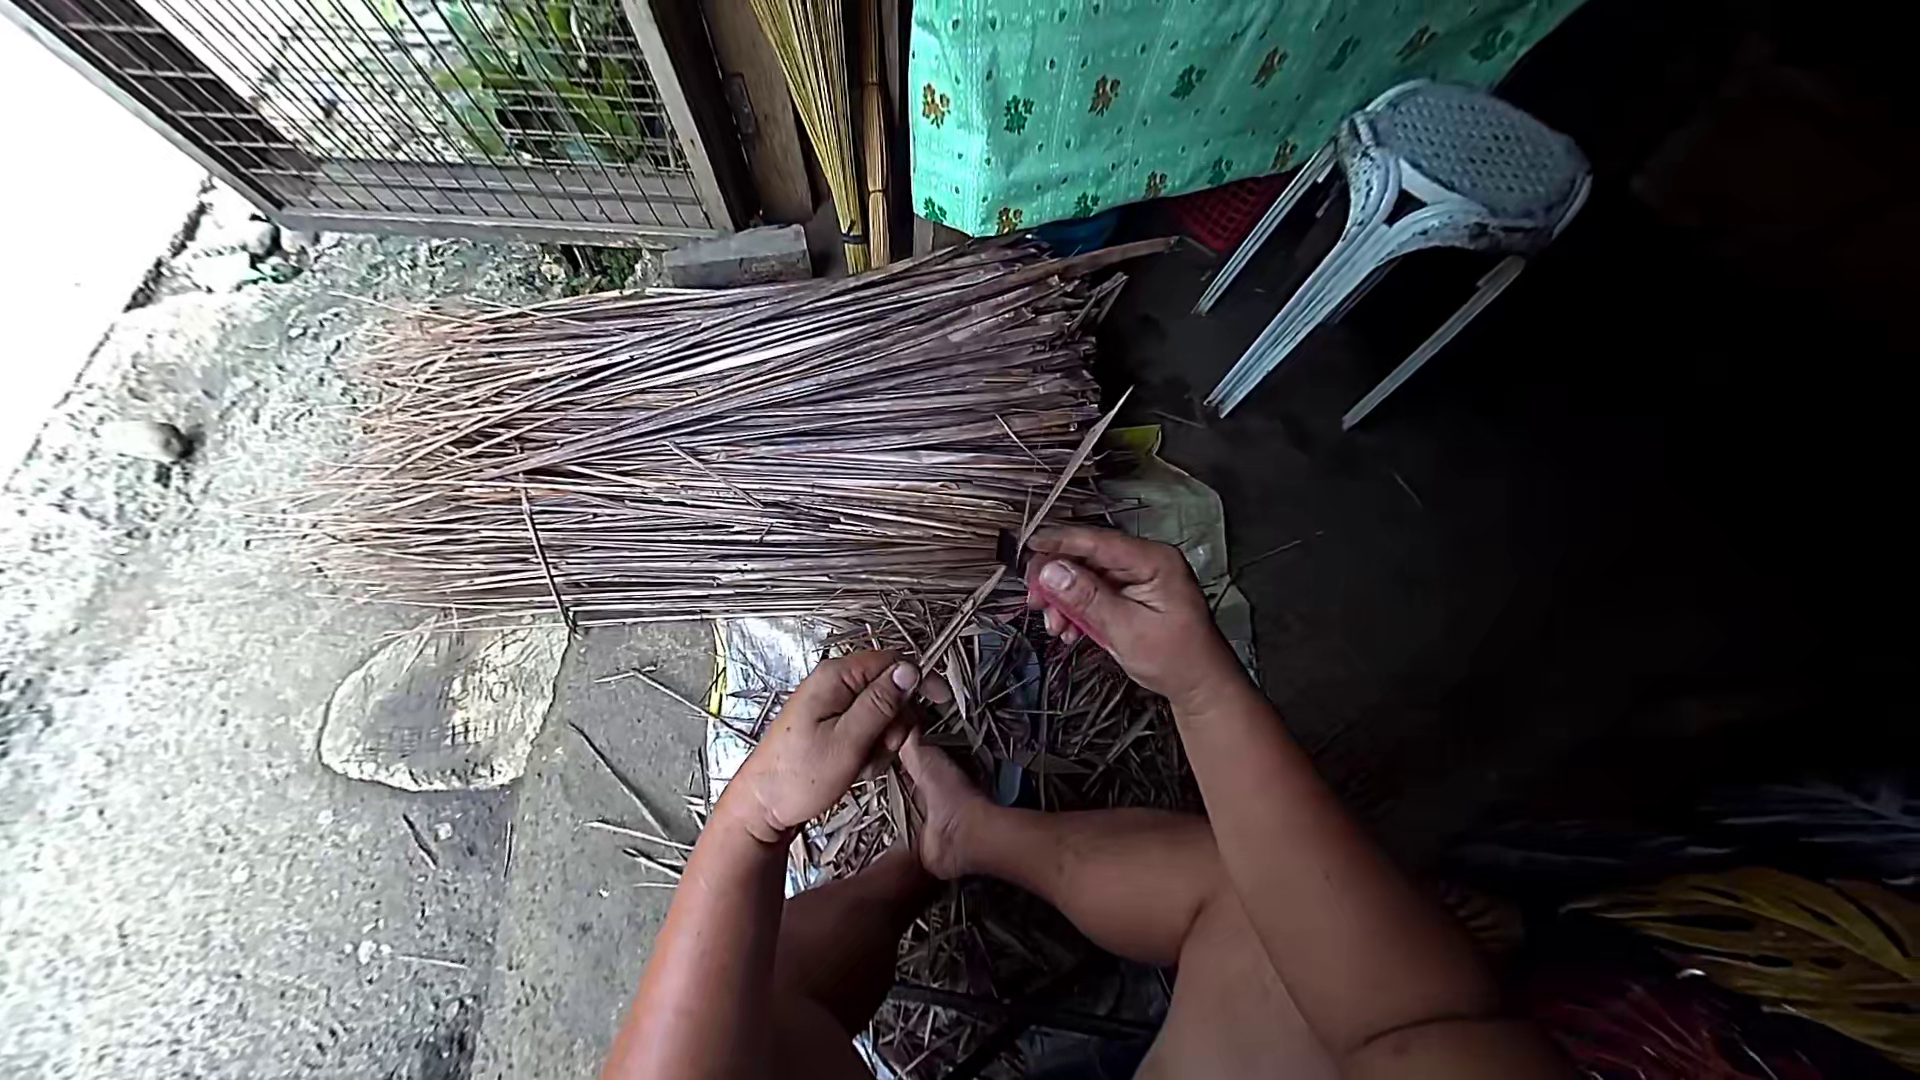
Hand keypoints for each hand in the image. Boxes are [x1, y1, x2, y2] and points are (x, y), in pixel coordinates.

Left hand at [721, 650, 919, 844]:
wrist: (760, 809)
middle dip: (896, 720)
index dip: (920, 679)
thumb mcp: (848, 741)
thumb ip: (880, 703)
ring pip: (882, 711)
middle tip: (883, 748)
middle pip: (889, 687)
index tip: (940, 701)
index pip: (892, 660)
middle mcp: (833, 682)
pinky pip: (867, 727)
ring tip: (862, 763)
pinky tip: (855, 766)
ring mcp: (832, 702)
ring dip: (883, 739)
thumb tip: (909, 670)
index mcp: (835, 676)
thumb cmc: (798, 778)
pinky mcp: (831, 722)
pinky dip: (870, 747)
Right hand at [1024, 526, 1243, 707]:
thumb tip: (1052, 572)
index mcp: (1153, 560)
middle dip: (1056, 579)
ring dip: (1062, 600)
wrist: (1198, 686)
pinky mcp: (1126, 594)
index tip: (1029, 547)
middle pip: (1086, 558)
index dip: (1059, 542)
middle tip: (1035, 599)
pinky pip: (1090, 593)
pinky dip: (1074, 610)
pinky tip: (1068, 629)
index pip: (1097, 541)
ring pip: (1083, 577)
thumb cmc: (1177, 659)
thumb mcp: (1128, 629)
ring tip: (1054, 624)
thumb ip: (1087, 598)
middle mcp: (1143, 562)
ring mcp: (1134, 578)